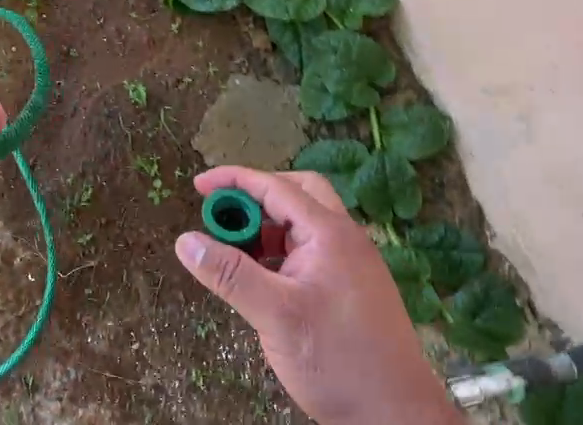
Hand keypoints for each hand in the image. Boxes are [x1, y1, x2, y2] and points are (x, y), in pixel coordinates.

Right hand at [176, 168, 462, 424]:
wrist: (398, 420)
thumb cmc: (338, 361)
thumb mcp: (274, 315)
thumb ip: (229, 274)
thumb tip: (184, 240)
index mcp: (330, 234)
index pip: (275, 186)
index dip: (234, 181)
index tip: (198, 188)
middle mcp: (345, 239)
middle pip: (297, 192)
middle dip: (256, 196)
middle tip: (224, 214)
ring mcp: (352, 265)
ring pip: (303, 224)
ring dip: (267, 228)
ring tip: (237, 254)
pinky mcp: (352, 289)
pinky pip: (310, 252)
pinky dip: (280, 252)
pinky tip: (263, 280)